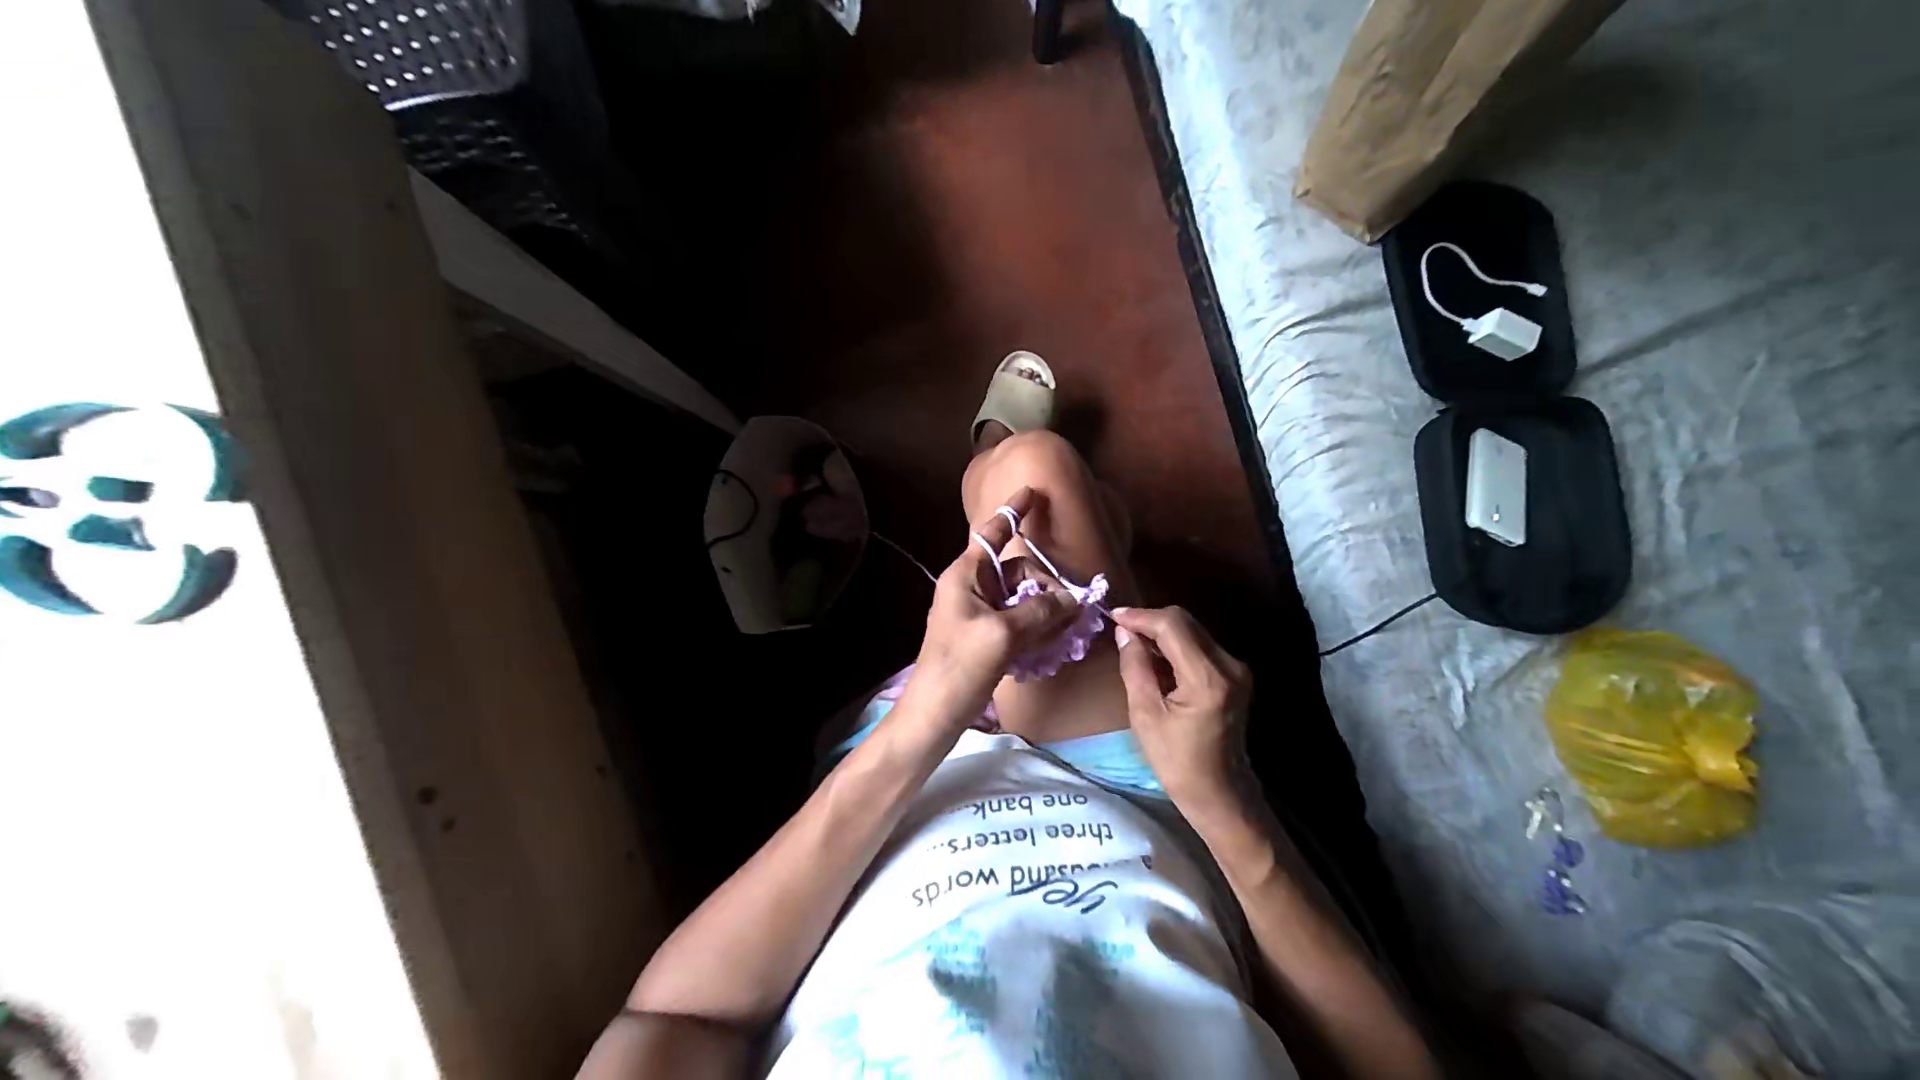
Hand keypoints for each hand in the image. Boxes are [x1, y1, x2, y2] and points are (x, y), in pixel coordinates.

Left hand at [906, 487, 1075, 725]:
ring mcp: (976, 612)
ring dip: (1044, 608)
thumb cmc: (960, 665)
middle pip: (1016, 570)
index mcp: (965, 575)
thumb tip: (1073, 598)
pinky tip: (1050, 645)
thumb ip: (1040, 611)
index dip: (1013, 511)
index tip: (1032, 491)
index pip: (991, 532)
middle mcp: (969, 587)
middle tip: (1070, 609)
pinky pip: (1016, 620)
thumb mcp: (1004, 634)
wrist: (934, 712)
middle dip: (1045, 583)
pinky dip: (1034, 627)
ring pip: (1020, 597)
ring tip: (1065, 629)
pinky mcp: (983, 636)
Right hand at [1112, 606, 1254, 817]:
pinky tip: (1155, 657)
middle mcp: (1229, 665)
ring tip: (1133, 642)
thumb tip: (1124, 632)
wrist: (1221, 795)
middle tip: (1120, 629)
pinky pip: (1200, 646)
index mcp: (1207, 678)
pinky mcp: (1235, 675)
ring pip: (1193, 631)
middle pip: (1185, 622)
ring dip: (1162, 632)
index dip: (1140, 616)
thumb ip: (1135, 668)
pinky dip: (1176, 645)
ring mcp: (1236, 669)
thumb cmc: (1178, 763)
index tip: (1112, 616)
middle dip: (1150, 620)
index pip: (1172, 626)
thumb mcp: (1145, 716)